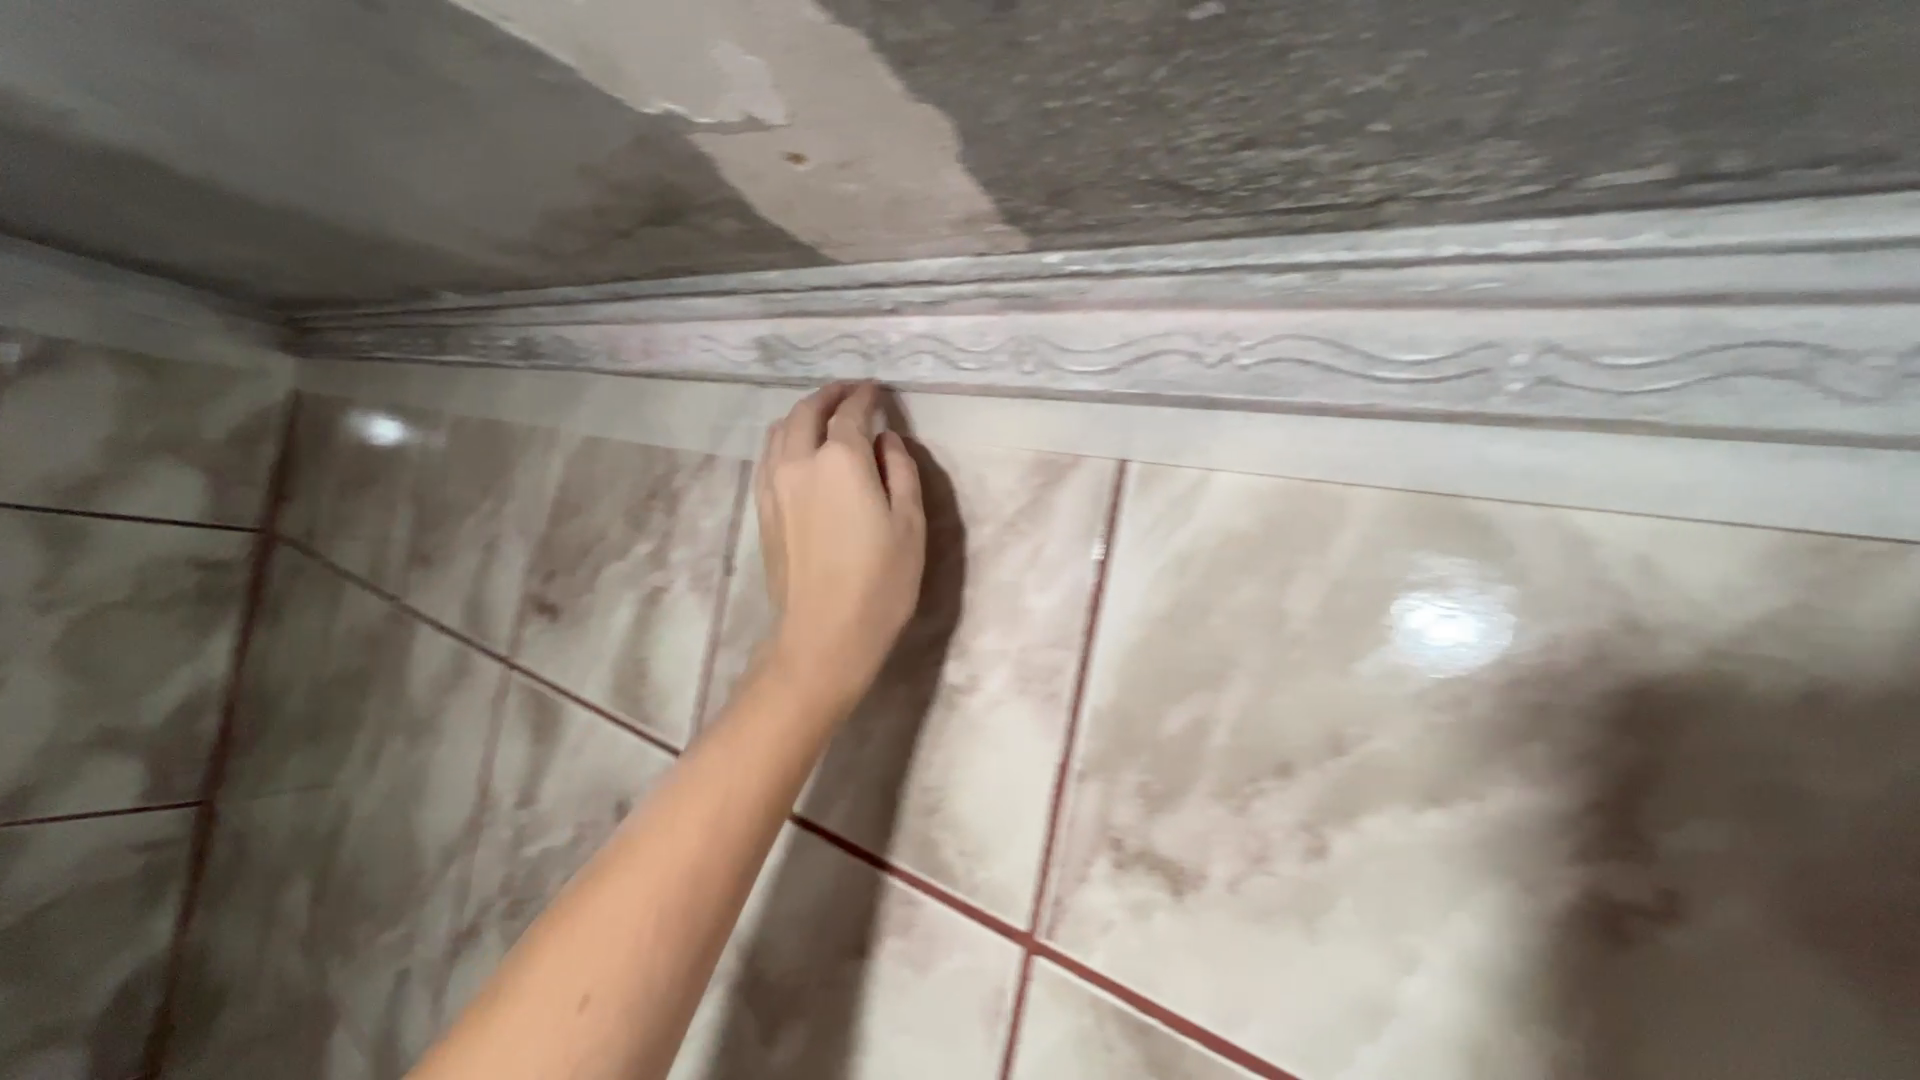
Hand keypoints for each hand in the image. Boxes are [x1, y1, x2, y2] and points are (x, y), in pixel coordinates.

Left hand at [756, 382, 925, 708]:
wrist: (823, 635)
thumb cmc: (880, 583)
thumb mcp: (910, 524)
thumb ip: (899, 472)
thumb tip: (885, 441)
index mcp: (840, 460)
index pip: (851, 413)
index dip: (866, 396)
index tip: (878, 390)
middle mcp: (798, 462)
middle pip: (808, 412)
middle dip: (831, 395)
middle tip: (851, 392)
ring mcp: (773, 486)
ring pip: (781, 431)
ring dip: (804, 414)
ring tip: (825, 416)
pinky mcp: (763, 510)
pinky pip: (769, 457)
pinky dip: (785, 440)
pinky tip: (798, 450)